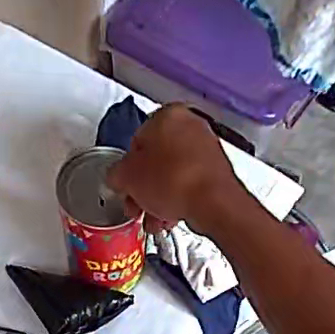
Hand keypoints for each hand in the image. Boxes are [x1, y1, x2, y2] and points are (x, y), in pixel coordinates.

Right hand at [107, 105, 254, 235]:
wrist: (212, 203)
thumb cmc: (174, 181)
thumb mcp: (128, 178)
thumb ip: (117, 175)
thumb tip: (117, 177)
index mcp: (167, 115)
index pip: (136, 140)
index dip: (128, 168)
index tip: (126, 185)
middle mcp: (190, 125)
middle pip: (157, 160)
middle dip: (145, 188)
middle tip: (137, 205)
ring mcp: (206, 148)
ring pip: (174, 175)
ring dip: (160, 198)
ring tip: (154, 219)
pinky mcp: (218, 171)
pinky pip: (191, 184)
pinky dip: (180, 199)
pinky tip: (171, 217)